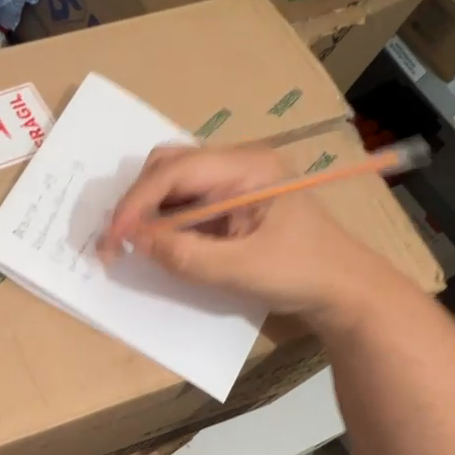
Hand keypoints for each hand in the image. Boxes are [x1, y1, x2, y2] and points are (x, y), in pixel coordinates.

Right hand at [97, 143, 407, 327]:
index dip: (137, 202)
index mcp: (247, 167)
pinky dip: (163, 222)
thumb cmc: (301, 273)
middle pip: (167, 167)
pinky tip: (156, 246)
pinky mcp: (229, 204)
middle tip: (116, 242)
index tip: (112, 237)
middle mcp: (236, 165)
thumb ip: (184, 254)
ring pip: (171, 184)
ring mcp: (232, 183)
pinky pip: (184, 204)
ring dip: (147, 212)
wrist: (343, 289)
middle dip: (136, 202)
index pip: (176, 171)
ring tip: (131, 246)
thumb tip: (134, 240)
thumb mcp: (240, 269)